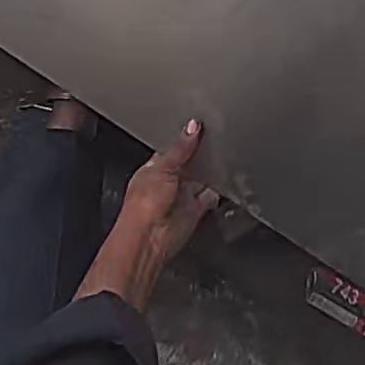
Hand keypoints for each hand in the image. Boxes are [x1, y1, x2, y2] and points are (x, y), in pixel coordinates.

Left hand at [74, 118, 219, 310]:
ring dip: (208, 172)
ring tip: (220, 155)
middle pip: (188, 164)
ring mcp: (181, 197)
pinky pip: (208, 198)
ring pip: (199, 180)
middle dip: (198, 155)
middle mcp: (168, 182)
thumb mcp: (162, 167)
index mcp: (154, 168)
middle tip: (213, 138)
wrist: (148, 239)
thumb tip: (192, 127)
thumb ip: (180, 148)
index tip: (198, 125)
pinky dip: (215, 191)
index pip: (172, 149)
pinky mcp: (194, 211)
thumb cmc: (143, 204)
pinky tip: (222, 181)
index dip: (184, 139)